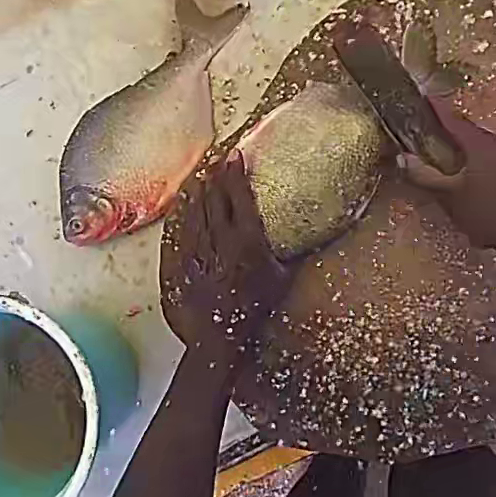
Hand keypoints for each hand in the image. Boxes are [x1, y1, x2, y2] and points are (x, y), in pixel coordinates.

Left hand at [162, 154, 293, 361]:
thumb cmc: (256, 312)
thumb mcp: (282, 280)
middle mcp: (219, 241)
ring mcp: (194, 252)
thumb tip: (319, 238)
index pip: (240, 197)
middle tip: (215, 159)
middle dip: (214, 175)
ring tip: (197, 175)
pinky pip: (176, 232)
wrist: (219, 341)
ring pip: (193, 211)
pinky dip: (179, 215)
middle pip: (214, 198)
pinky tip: (180, 205)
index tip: (235, 156)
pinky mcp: (177, 264)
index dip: (236, 173)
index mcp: (246, 241)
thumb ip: (295, 255)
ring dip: (195, 190)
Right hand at [400, 104, 495, 254]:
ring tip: (448, 151)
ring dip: (465, 145)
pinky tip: (470, 171)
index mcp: (481, 147)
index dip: (438, 110)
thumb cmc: (486, 215)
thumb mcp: (449, 197)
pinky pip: (493, 157)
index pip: (455, 121)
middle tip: (431, 128)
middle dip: (451, 129)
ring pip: (483, 145)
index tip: (425, 97)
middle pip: (470, 131)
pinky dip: (478, 158)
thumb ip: (425, 176)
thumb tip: (402, 158)